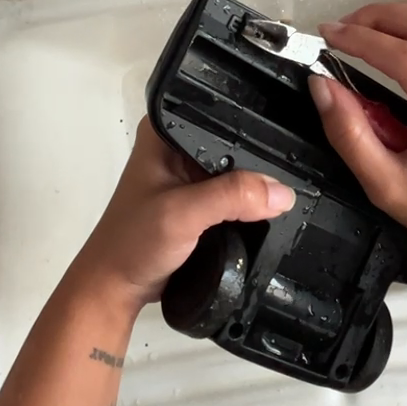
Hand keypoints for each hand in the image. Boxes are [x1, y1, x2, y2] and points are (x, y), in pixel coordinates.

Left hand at [66, 118, 294, 317]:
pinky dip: (248, 204)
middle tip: (288, 180)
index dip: (252, 131)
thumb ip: (231, 197)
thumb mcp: (182, 214)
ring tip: (281, 197)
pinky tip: (264, 212)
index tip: (284, 149)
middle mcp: (178, 145)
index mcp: (166, 130)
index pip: (220, 117)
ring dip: (255, 187)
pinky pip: (233, 194)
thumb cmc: (132, 243)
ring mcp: (188, 173)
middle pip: (234, 143)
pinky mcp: (197, 199)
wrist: (117, 288)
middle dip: (258, 162)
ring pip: (237, 170)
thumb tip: (281, 192)